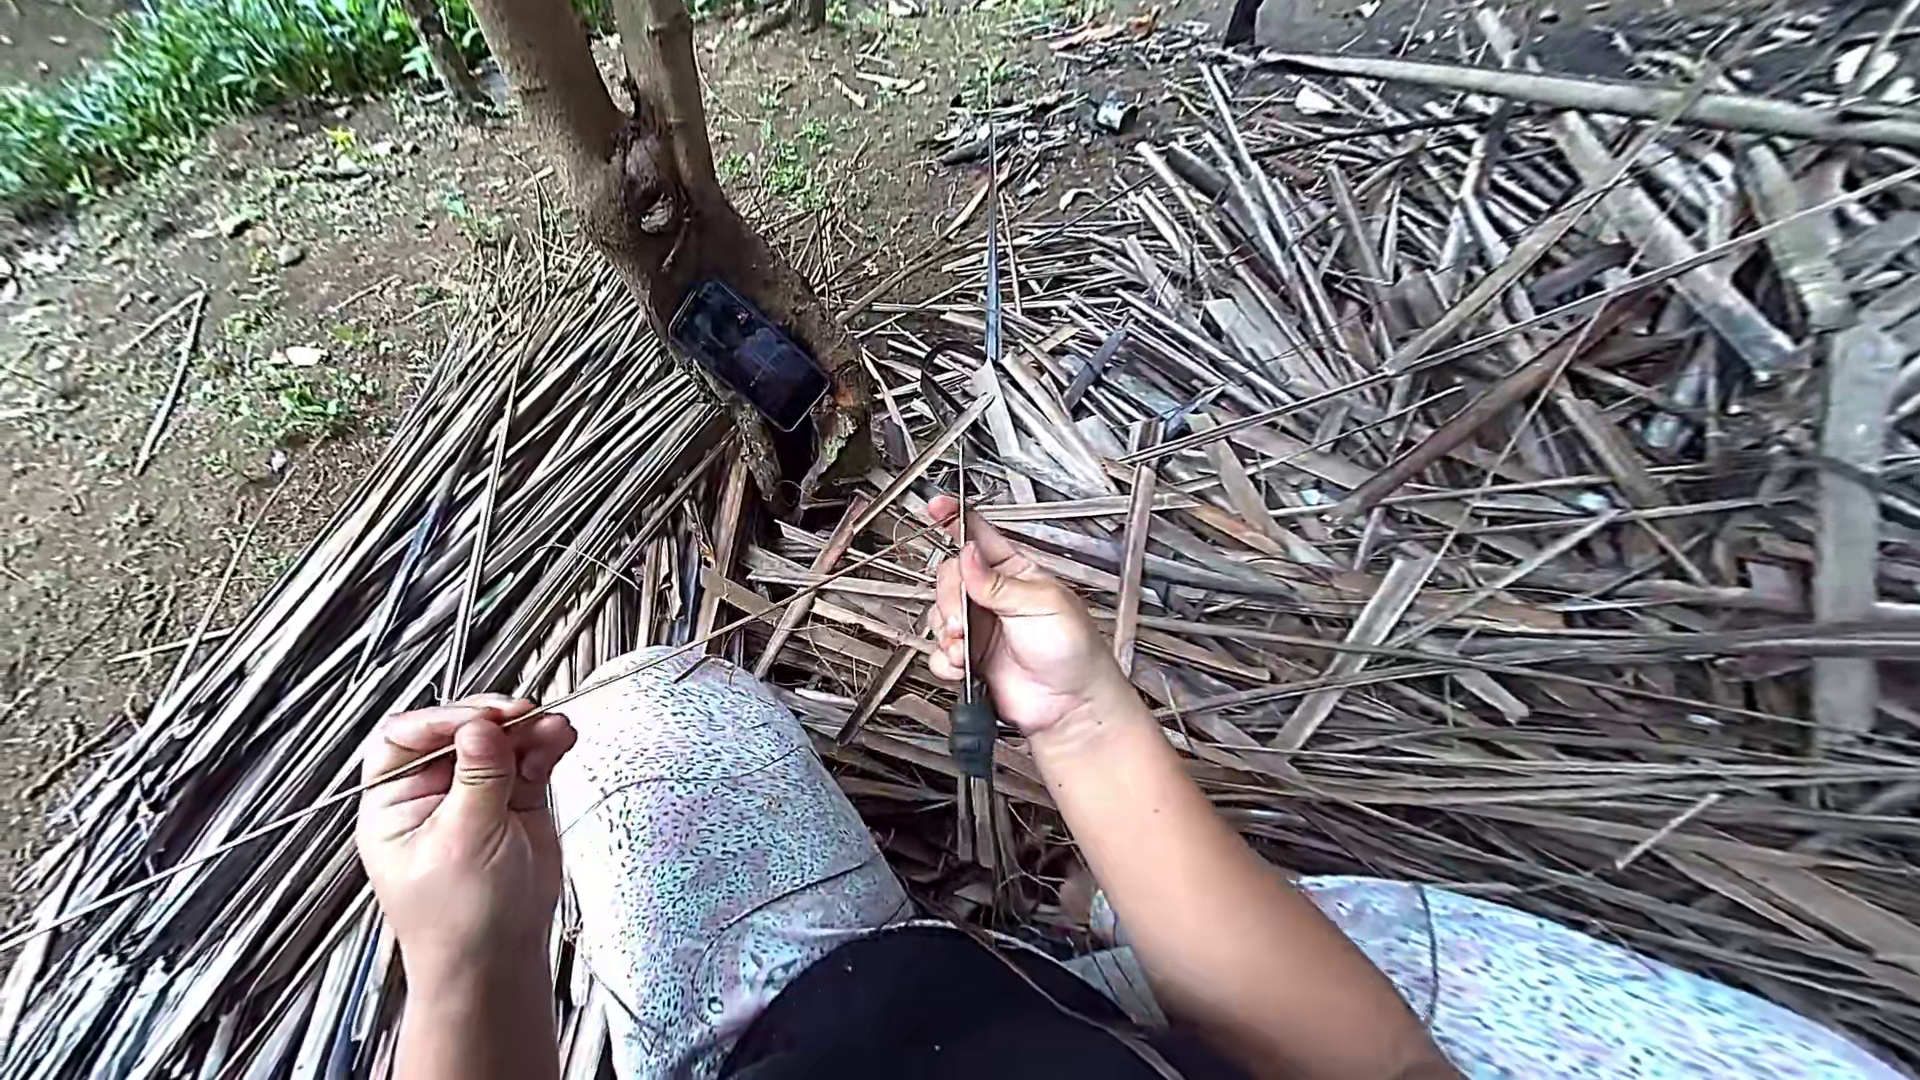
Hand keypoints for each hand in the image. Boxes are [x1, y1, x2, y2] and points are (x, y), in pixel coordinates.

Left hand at [356, 695, 576, 988]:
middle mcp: (438, 791)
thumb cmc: (459, 918)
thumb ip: (477, 778)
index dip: (443, 720)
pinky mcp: (520, 795)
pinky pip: (536, 754)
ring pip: (505, 738)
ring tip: (553, 728)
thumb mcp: (462, 841)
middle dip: (495, 718)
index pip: (405, 739)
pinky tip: (561, 738)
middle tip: (521, 716)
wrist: (501, 950)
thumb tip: (480, 728)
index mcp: (398, 804)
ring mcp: (482, 791)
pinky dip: (551, 742)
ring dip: (532, 727)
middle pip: (462, 731)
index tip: (482, 719)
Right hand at [925, 494, 1132, 742]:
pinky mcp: (968, 658)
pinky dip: (945, 660)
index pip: (979, 535)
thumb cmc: (1074, 650)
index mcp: (1014, 572)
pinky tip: (963, 664)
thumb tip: (969, 556)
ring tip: (966, 645)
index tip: (937, 506)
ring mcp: (978, 627)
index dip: (955, 518)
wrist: (1070, 705)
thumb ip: (998, 582)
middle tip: (964, 618)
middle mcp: (991, 596)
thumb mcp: (1041, 603)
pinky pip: (938, 652)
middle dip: (949, 597)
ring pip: (938, 615)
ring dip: (947, 632)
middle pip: (949, 577)